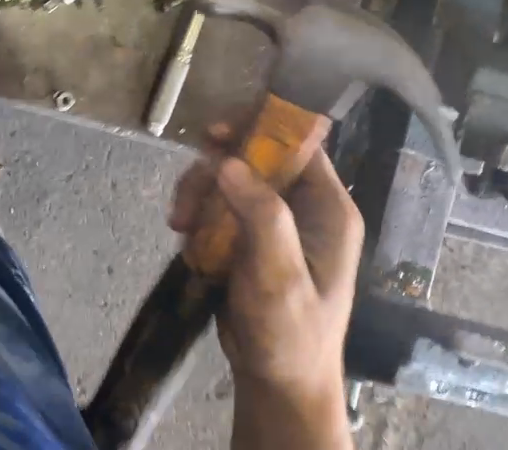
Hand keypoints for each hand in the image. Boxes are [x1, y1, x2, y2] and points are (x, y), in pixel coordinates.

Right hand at [170, 124, 362, 420]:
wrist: (276, 381)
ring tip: (179, 224)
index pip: (298, 142)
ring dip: (196, 191)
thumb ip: (262, 218)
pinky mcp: (246, 232)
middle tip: (187, 196)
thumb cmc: (290, 333)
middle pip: (251, 154)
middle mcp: (303, 205)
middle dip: (212, 168)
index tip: (215, 134)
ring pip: (225, 175)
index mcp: (327, 208)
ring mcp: (272, 218)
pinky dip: (194, 210)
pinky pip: (214, 199)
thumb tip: (228, 161)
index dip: (258, 127)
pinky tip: (185, 235)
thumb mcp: (280, 277)